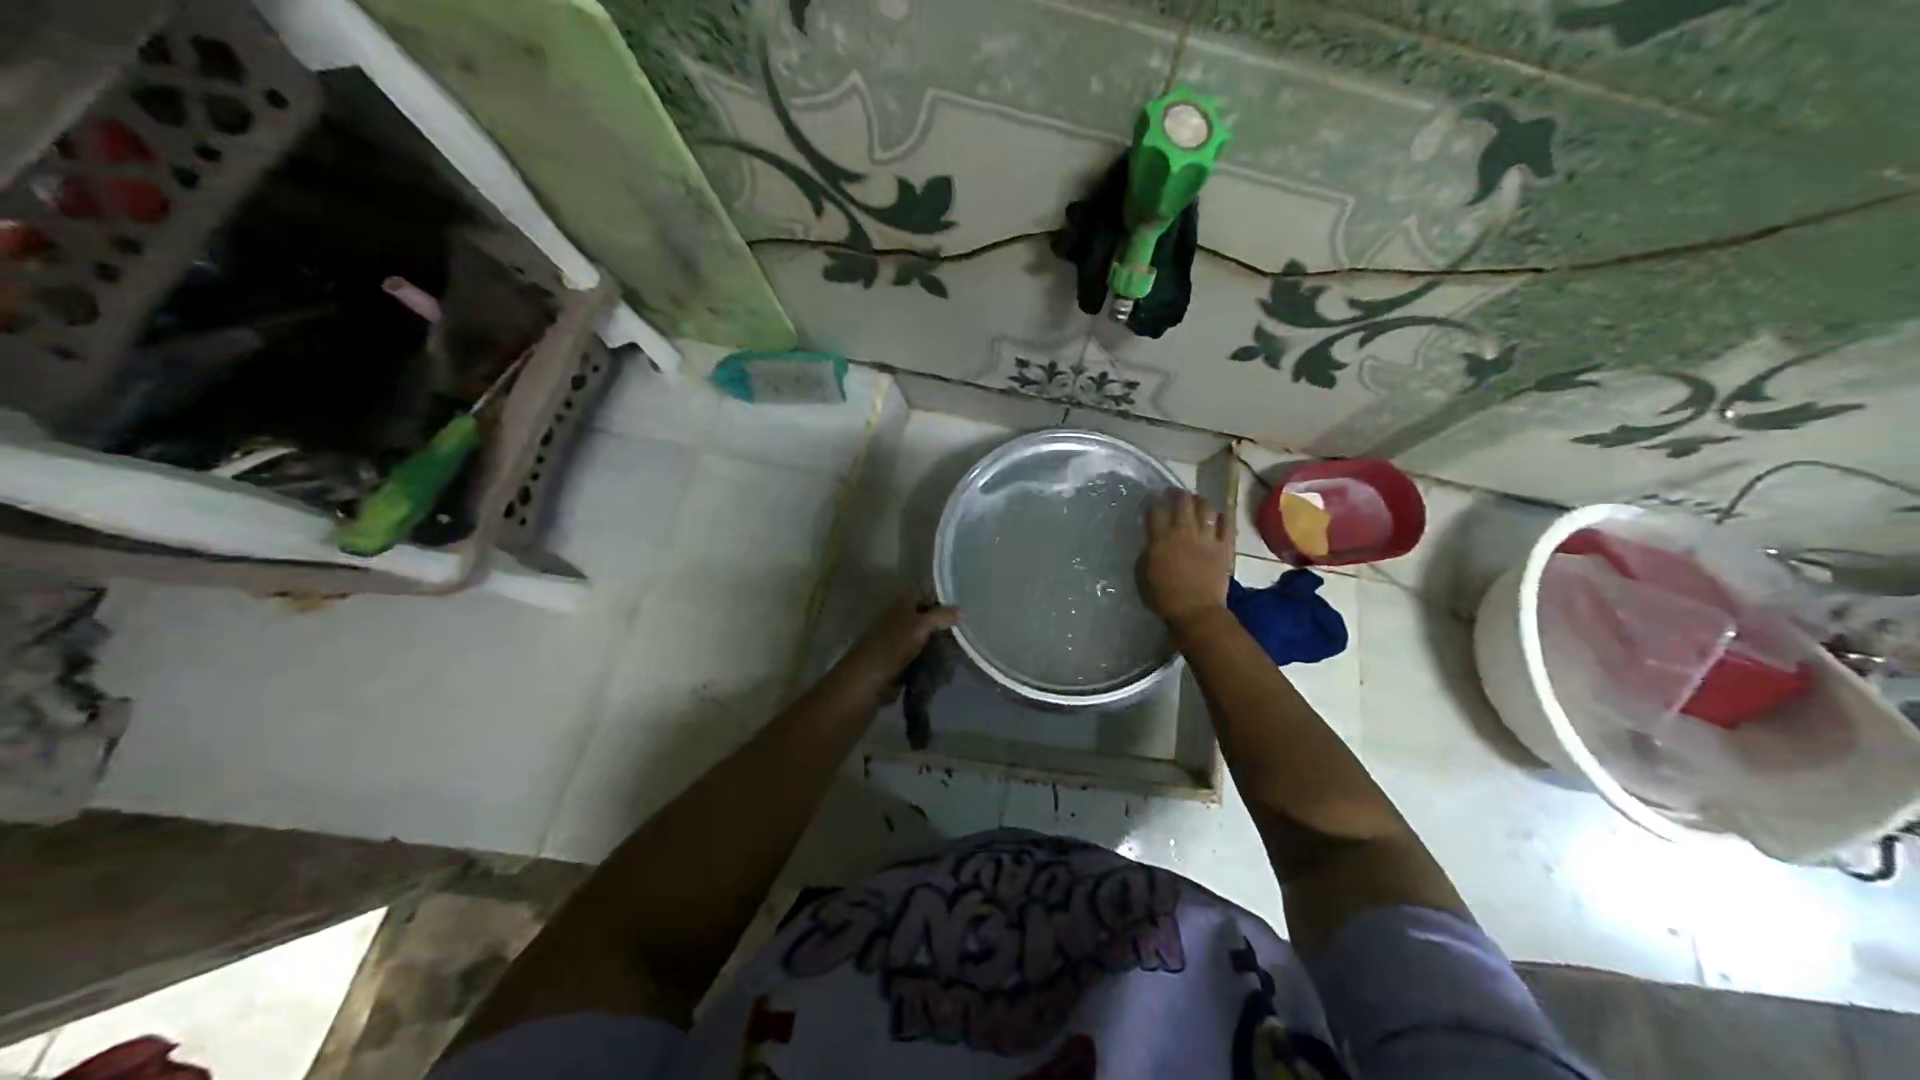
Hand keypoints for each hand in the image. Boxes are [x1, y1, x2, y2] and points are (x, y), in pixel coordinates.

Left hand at [831, 593, 959, 702]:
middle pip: (923, 616)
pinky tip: (945, 664)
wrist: (868, 680)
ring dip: (937, 643)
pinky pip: (919, 657)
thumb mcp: (920, 626)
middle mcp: (898, 620)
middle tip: (964, 628)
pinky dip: (930, 659)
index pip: (921, 591)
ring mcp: (897, 642)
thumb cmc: (893, 646)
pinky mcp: (898, 662)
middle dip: (941, 622)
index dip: (937, 594)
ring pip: (922, 638)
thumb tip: (960, 610)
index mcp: (900, 606)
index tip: (959, 603)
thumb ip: (940, 616)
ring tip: (958, 647)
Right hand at [1143, 491, 1233, 626]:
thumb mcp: (1146, 572)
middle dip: (1177, 494)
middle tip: (1174, 493)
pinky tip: (1219, 516)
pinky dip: (1222, 517)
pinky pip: (1226, 524)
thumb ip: (1150, 551)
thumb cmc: (1165, 596)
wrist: (1197, 611)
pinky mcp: (1224, 547)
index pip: (1156, 510)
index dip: (1154, 501)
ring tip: (1196, 501)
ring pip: (1206, 508)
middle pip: (1182, 502)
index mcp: (1162, 539)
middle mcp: (1184, 532)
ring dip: (1200, 501)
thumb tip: (1153, 539)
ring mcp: (1207, 538)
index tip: (1153, 500)